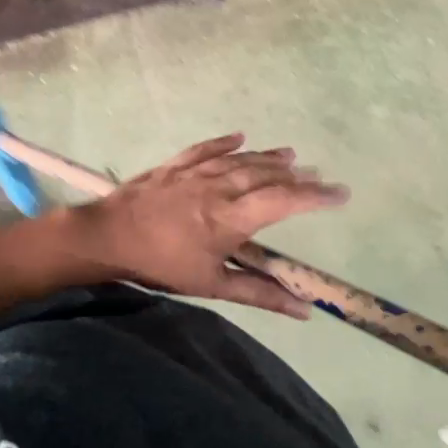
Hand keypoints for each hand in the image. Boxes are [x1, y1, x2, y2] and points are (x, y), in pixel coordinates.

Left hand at [82, 133, 349, 317]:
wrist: (108, 236)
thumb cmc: (160, 264)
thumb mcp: (211, 285)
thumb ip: (258, 293)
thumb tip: (304, 310)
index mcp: (229, 218)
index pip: (282, 202)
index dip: (313, 196)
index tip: (340, 192)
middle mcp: (215, 189)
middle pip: (262, 176)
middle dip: (293, 175)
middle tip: (317, 174)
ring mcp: (191, 173)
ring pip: (235, 160)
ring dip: (264, 157)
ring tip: (290, 155)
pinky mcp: (170, 166)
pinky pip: (202, 149)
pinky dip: (222, 142)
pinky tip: (239, 137)